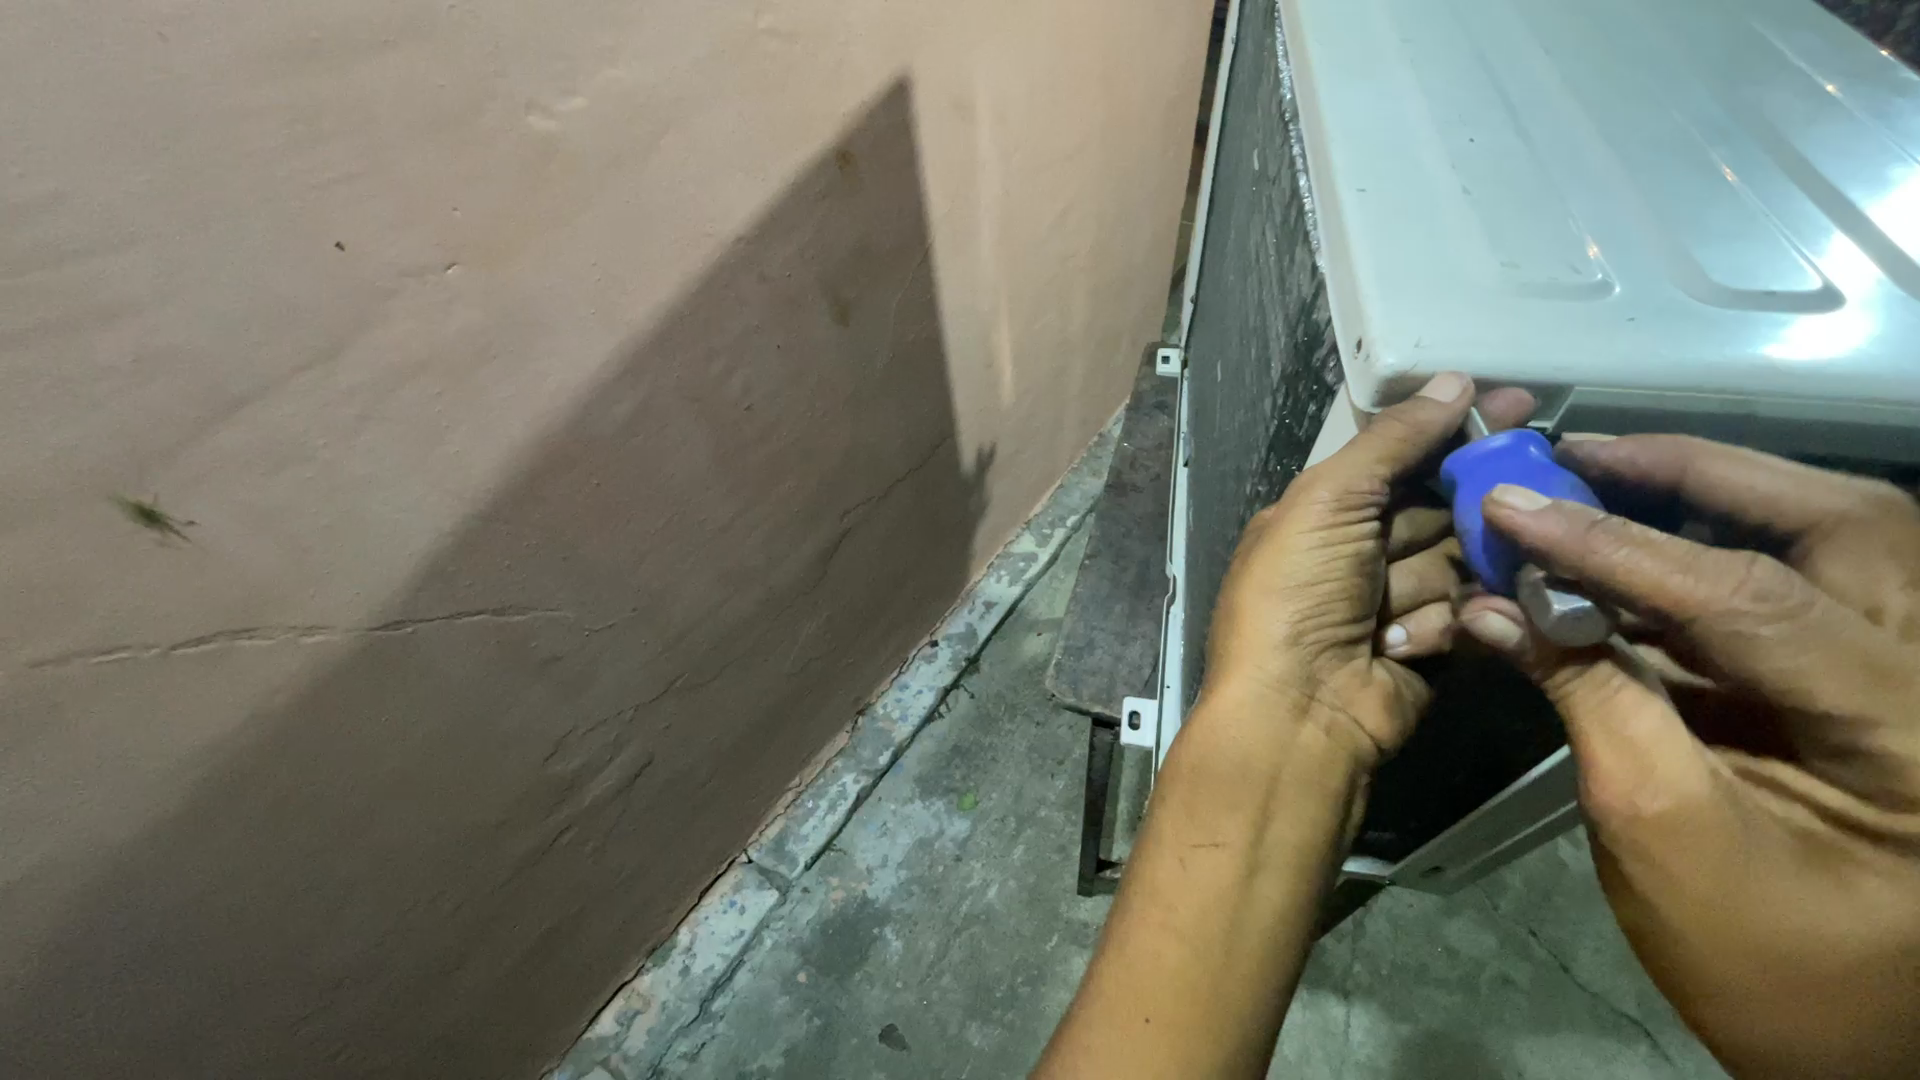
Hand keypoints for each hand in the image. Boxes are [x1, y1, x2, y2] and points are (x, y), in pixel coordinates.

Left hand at [1198, 373, 1532, 768]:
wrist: (1296, 708)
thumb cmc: (1294, 594)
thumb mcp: (1325, 502)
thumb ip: (1388, 443)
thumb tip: (1452, 382)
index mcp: (1319, 511)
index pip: (1397, 458)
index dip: (1453, 432)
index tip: (1523, 405)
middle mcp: (1355, 550)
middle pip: (1439, 507)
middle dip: (1468, 505)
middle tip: (1522, 489)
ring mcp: (1392, 599)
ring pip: (1456, 560)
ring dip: (1436, 577)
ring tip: (1399, 599)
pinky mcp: (1428, 643)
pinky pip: (1461, 613)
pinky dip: (1435, 624)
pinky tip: (1399, 641)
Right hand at [1457, 435, 1919, 1079]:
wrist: (1858, 1046)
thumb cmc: (1765, 961)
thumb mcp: (1658, 826)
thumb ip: (1588, 696)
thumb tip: (1497, 605)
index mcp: (1915, 733)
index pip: (1750, 598)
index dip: (1615, 545)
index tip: (1511, 505)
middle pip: (1846, 528)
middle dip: (1699, 476)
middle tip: (1583, 453)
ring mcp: (1914, 685)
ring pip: (1834, 545)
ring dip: (1708, 501)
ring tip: (1598, 477)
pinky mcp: (1871, 695)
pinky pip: (1787, 600)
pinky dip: (1695, 566)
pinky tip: (1614, 558)